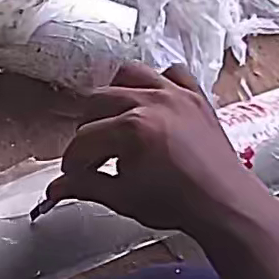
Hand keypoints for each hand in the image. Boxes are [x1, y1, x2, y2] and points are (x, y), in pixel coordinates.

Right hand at [46, 63, 278, 235]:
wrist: (223, 204)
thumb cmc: (178, 203)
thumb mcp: (121, 197)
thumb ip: (85, 187)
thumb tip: (55, 189)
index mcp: (131, 129)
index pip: (83, 140)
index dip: (72, 162)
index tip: (73, 175)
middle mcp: (152, 103)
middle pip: (98, 101)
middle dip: (86, 129)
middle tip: (89, 154)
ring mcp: (176, 95)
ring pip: (129, 75)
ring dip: (114, 95)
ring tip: (113, 121)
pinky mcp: (195, 96)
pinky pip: (171, 73)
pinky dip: (156, 84)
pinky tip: (149, 106)